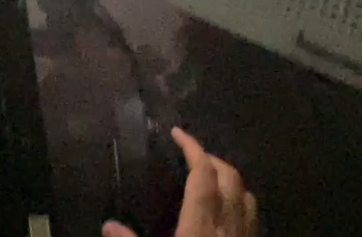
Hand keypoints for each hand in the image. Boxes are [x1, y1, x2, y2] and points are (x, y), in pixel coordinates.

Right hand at [104, 128, 257, 236]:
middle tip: (188, 155)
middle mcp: (229, 228)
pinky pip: (253, 217)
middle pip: (229, 176)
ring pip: (246, 195)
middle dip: (210, 158)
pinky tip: (225, 213)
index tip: (176, 133)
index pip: (203, 173)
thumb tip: (108, 226)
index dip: (192, 147)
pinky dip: (240, 202)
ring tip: (208, 178)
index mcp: (202, 226)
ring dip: (228, 178)